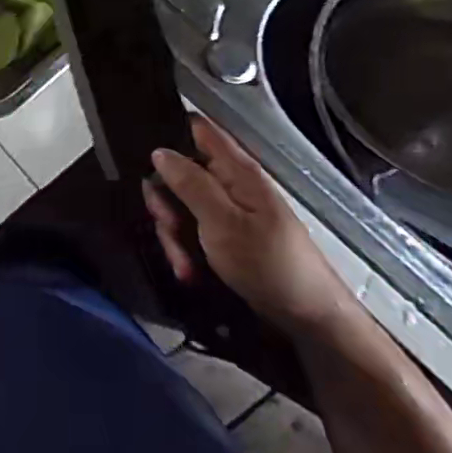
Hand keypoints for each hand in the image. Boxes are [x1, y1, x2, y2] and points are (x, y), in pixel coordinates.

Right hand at [144, 116, 357, 338]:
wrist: (309, 321)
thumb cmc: (269, 265)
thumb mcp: (223, 223)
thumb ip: (190, 184)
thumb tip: (159, 151)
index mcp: (237, 173)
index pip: (199, 130)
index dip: (168, 133)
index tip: (142, 155)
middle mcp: (231, 186)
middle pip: (178, 173)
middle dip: (164, 200)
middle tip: (166, 224)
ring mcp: (228, 212)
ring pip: (179, 206)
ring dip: (172, 233)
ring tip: (182, 262)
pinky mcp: (224, 236)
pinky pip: (190, 230)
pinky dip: (183, 249)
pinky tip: (188, 270)